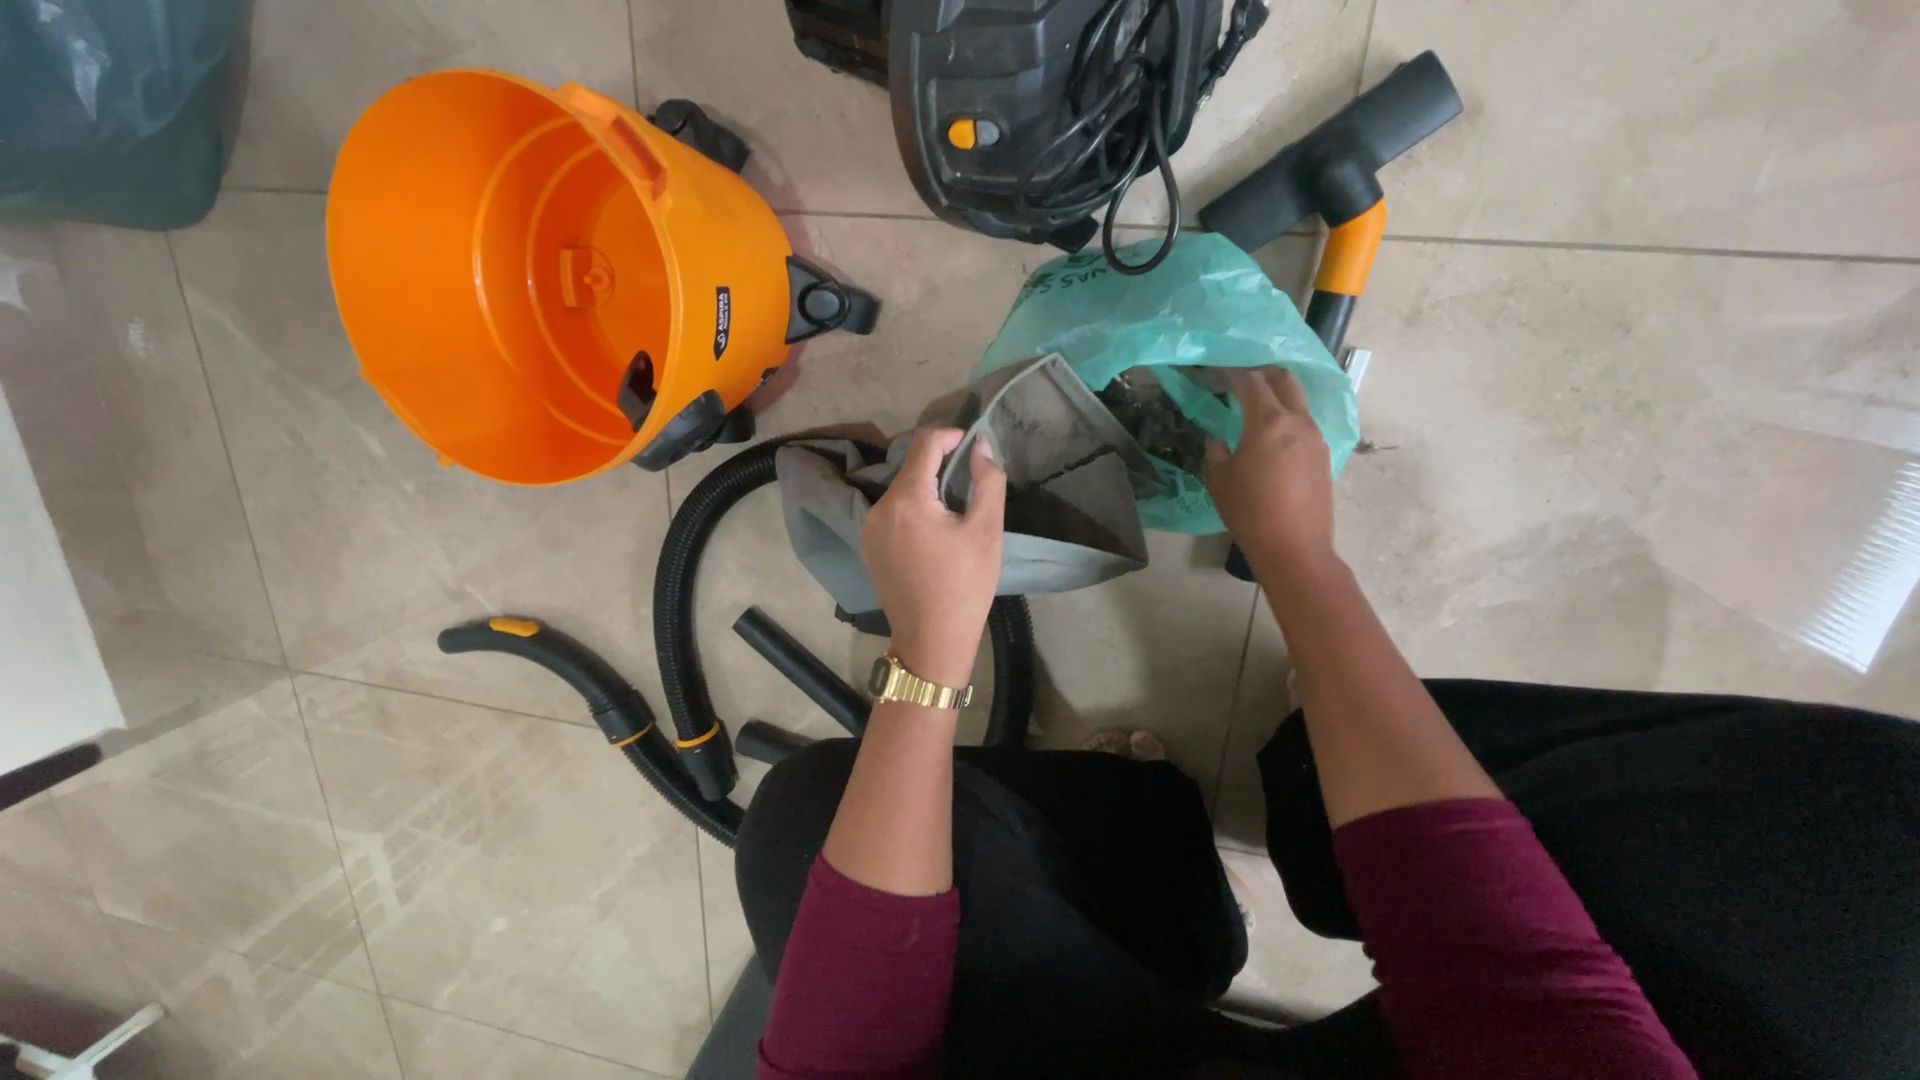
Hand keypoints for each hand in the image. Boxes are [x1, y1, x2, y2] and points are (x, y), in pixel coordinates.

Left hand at [863, 428, 1006, 689]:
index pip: (924, 443)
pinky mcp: (869, 547)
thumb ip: (987, 480)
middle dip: (941, 467)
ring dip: (928, 490)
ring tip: (956, 514)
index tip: (974, 445)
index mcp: (906, 500)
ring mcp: (869, 529)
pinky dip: (914, 511)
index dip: (951, 435)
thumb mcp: (986, 531)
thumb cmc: (965, 586)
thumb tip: (981, 446)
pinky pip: (893, 514)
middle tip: (972, 485)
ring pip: (902, 491)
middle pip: (911, 468)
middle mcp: (879, 508)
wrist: (932, 640)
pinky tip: (935, 535)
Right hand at [1208, 368, 1336, 585]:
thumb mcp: (1220, 480)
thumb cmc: (1250, 512)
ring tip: (1255, 406)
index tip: (1217, 370)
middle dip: (1263, 372)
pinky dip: (1287, 418)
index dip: (1232, 372)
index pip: (1251, 382)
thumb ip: (1218, 451)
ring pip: (1298, 402)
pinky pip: (1304, 424)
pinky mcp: (1323, 456)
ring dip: (1278, 396)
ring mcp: (1315, 438)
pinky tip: (1272, 435)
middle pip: (1284, 380)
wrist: (1294, 548)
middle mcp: (1298, 422)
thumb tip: (1221, 439)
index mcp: (1269, 422)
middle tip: (1241, 377)